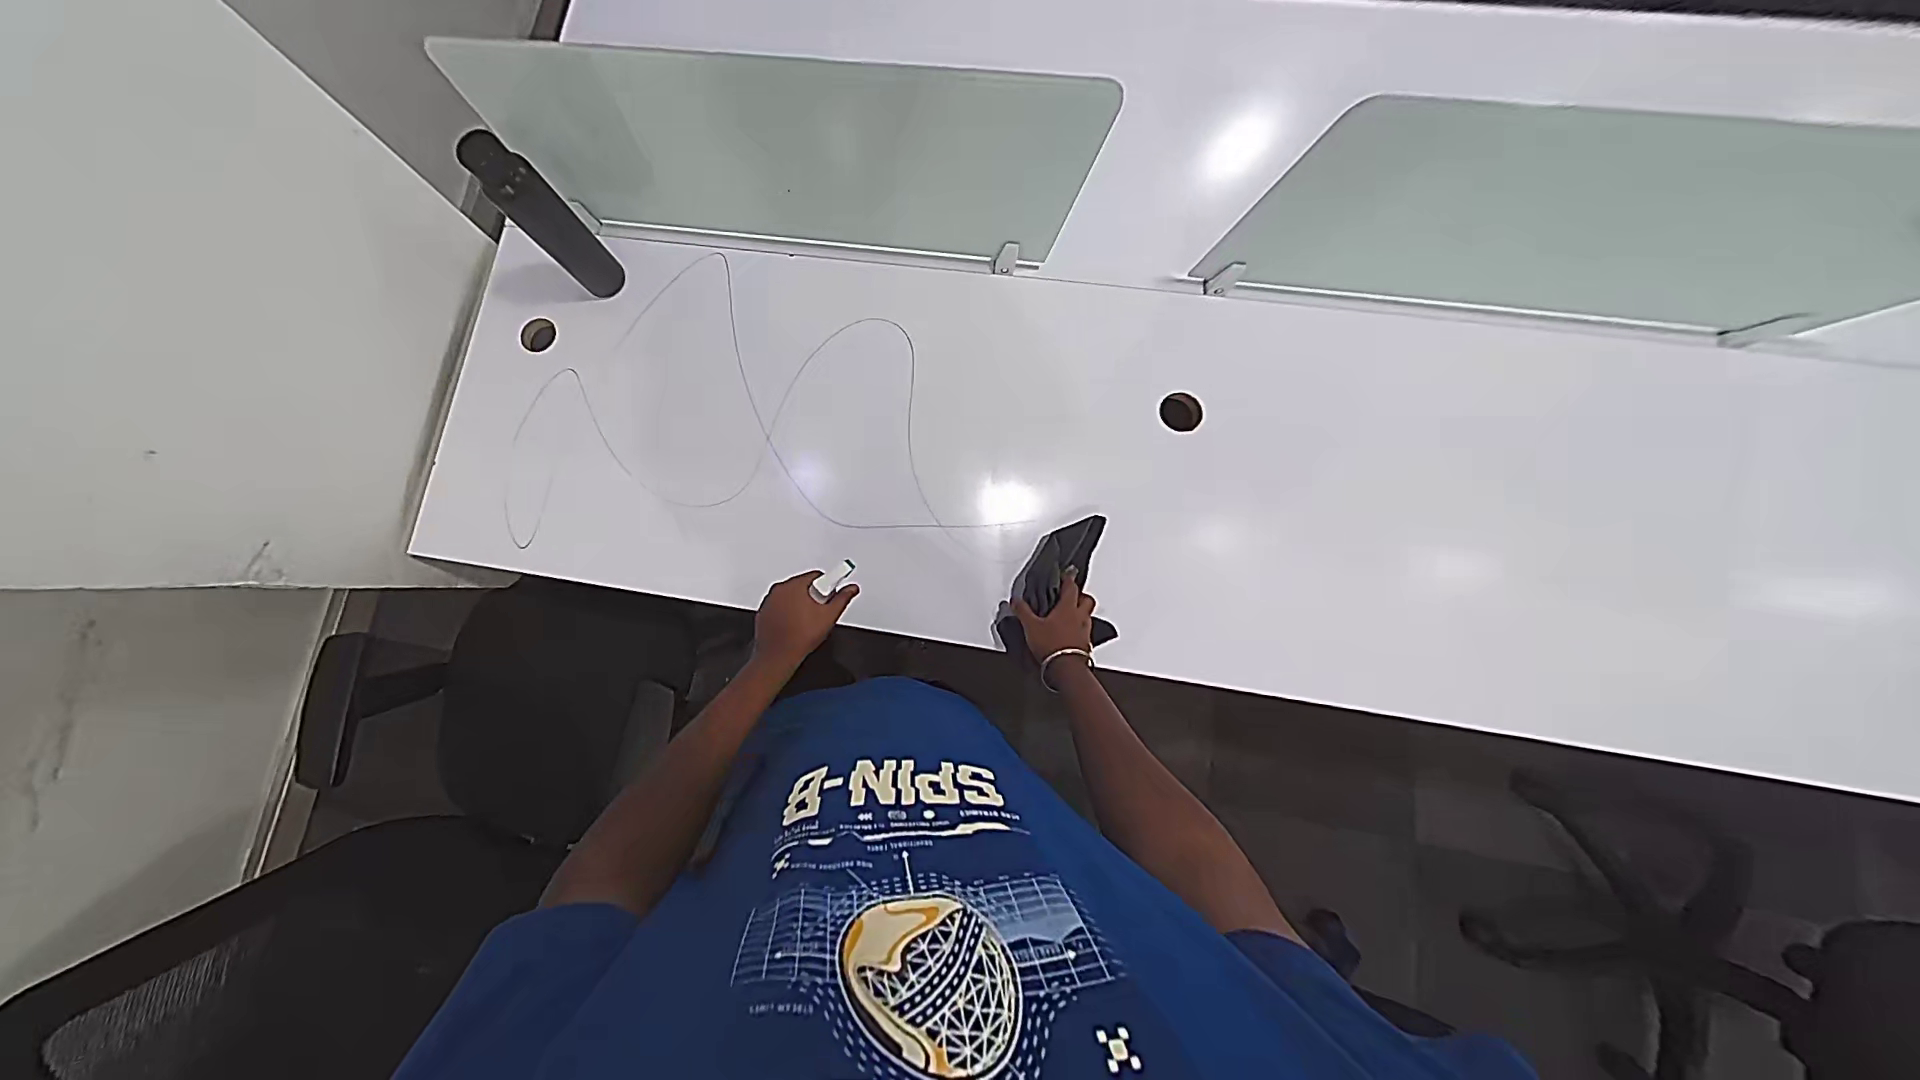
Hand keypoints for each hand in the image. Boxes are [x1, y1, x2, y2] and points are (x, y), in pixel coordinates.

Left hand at [752, 570, 857, 669]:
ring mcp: (769, 601)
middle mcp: (779, 590)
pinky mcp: (763, 612)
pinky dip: (786, 612)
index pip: (817, 576)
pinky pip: (779, 606)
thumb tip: (851, 589)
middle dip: (813, 596)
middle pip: (803, 585)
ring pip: (790, 596)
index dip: (827, 586)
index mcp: (795, 586)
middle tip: (819, 612)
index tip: (830, 596)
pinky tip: (794, 626)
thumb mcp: (829, 616)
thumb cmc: (799, 638)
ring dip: (799, 604)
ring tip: (806, 622)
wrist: (777, 656)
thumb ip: (842, 598)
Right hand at [1012, 568, 1095, 663]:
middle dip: (1081, 596)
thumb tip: (1016, 601)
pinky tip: (1071, 635)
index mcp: (1068, 608)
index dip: (1069, 579)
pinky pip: (1085, 633)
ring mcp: (1085, 632)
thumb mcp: (1030, 626)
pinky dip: (1079, 631)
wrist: (1065, 669)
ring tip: (1071, 615)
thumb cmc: (1052, 646)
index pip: (1071, 587)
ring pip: (1088, 616)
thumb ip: (1023, 611)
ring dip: (1081, 613)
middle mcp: (1080, 618)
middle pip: (1087, 600)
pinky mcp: (1086, 645)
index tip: (1067, 574)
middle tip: (1073, 595)